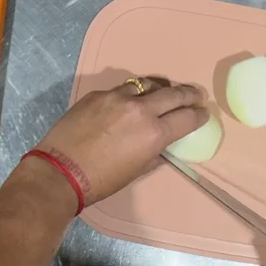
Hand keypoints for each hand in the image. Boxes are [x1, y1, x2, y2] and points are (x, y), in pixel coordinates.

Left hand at [30, 79, 210, 207]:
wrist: (61, 171)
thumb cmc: (102, 180)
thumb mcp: (136, 171)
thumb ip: (154, 154)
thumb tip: (162, 145)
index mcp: (154, 133)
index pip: (186, 118)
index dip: (198, 115)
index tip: (204, 112)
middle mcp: (140, 109)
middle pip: (173, 94)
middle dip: (188, 94)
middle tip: (197, 94)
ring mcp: (118, 97)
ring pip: (147, 84)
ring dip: (160, 88)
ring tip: (164, 92)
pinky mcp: (98, 94)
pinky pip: (123, 88)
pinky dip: (133, 92)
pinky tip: (131, 99)